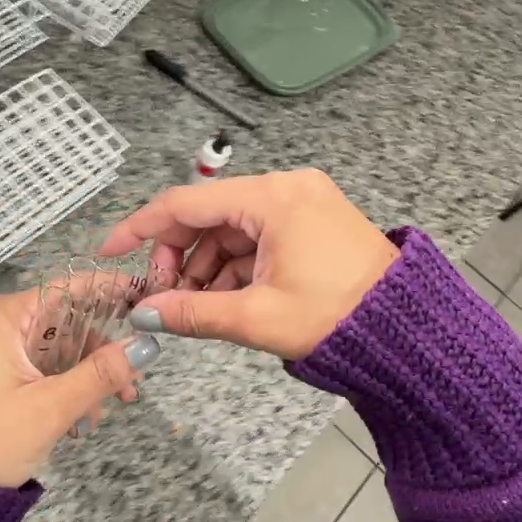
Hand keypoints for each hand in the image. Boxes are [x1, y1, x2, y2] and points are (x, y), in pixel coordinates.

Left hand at [0, 286, 161, 487]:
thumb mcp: (51, 407)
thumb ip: (101, 373)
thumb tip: (146, 345)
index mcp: (10, 317)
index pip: (71, 287)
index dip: (111, 289)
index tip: (147, 298)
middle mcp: (6, 326)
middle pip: (72, 321)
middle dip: (105, 351)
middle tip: (134, 382)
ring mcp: (5, 353)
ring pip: (65, 351)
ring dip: (90, 378)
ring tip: (101, 416)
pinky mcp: (6, 378)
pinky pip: (50, 372)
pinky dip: (71, 391)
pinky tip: (81, 423)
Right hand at [98, 169, 397, 359]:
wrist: (410, 332)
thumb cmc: (342, 318)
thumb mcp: (256, 317)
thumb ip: (191, 312)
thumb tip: (144, 316)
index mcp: (272, 198)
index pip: (186, 203)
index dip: (141, 228)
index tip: (111, 249)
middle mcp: (286, 189)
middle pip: (207, 215)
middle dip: (178, 257)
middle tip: (162, 297)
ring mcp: (301, 204)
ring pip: (230, 230)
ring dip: (205, 267)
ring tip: (195, 307)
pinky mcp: (312, 223)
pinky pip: (256, 239)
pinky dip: (234, 267)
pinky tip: (224, 299)